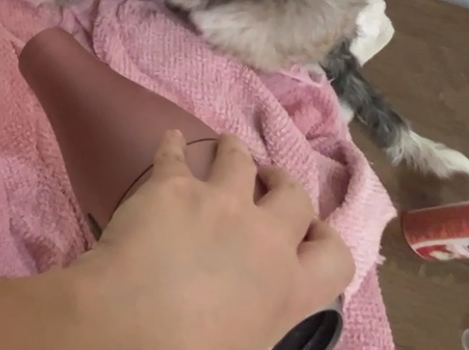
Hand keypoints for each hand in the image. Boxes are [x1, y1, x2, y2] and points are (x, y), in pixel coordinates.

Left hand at [67, 130, 353, 348]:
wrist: (132, 322)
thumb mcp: (254, 344)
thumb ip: (268, 315)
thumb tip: (259, 308)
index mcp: (291, 288)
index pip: (336, 255)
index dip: (325, 238)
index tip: (309, 229)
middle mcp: (263, 236)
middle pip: (292, 194)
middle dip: (282, 182)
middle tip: (268, 179)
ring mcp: (218, 202)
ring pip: (238, 157)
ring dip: (235, 150)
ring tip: (227, 148)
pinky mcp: (172, 184)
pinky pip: (175, 151)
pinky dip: (174, 142)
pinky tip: (172, 137)